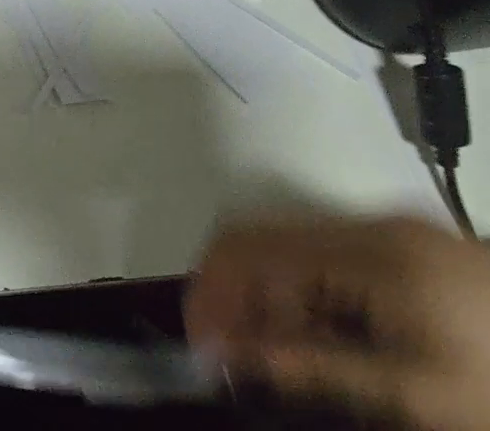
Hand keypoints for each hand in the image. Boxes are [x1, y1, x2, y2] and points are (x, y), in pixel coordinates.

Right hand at [185, 215, 489, 430]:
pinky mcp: (413, 245)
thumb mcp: (419, 393)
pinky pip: (329, 255)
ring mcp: (395, 232)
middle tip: (235, 354)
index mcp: (369, 253)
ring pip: (292, 248)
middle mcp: (372, 227)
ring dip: (272, 297)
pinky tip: (324, 334)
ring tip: (282, 353)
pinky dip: (308, 292)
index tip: (202, 342)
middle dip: (237, 297)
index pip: (245, 250)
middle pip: (263, 243)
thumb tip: (227, 353)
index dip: (210, 292)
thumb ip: (313, 365)